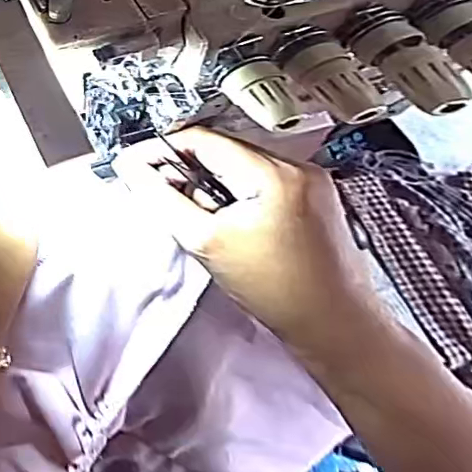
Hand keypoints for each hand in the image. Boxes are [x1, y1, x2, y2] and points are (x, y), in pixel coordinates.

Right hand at [114, 128, 387, 359]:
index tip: (136, 163)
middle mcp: (298, 168)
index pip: (202, 139)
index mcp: (274, 173)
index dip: (162, 149)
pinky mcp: (313, 198)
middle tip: (164, 194)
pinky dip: (234, 193)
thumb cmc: (280, 292)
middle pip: (220, 148)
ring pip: (237, 164)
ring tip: (202, 217)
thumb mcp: (205, 241)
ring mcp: (310, 182)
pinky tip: (228, 222)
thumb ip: (161, 198)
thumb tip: (132, 169)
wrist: (339, 331)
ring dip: (209, 182)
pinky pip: (258, 179)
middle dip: (186, 169)